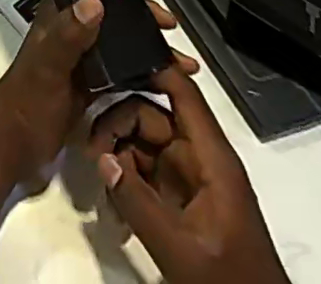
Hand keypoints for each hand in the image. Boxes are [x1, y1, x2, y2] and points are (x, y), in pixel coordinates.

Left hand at [0, 0, 198, 186]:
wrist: (12, 148)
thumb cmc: (24, 102)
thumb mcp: (48, 66)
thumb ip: (68, 35)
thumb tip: (93, 2)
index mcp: (56, 23)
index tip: (158, 14)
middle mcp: (68, 39)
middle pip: (111, 25)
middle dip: (143, 30)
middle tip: (175, 43)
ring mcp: (77, 66)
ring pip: (118, 52)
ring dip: (146, 56)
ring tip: (180, 69)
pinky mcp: (85, 91)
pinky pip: (118, 79)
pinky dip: (140, 81)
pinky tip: (161, 92)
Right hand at [89, 66, 288, 283]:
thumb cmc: (229, 283)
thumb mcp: (180, 248)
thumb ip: (137, 202)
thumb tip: (102, 158)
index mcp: (211, 157)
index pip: (182, 92)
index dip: (152, 67)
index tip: (111, 57)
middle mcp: (198, 157)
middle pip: (151, 113)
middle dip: (118, 122)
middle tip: (91, 147)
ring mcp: (186, 177)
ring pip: (141, 139)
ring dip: (117, 150)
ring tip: (99, 174)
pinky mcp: (176, 197)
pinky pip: (142, 168)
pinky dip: (124, 175)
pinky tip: (111, 200)